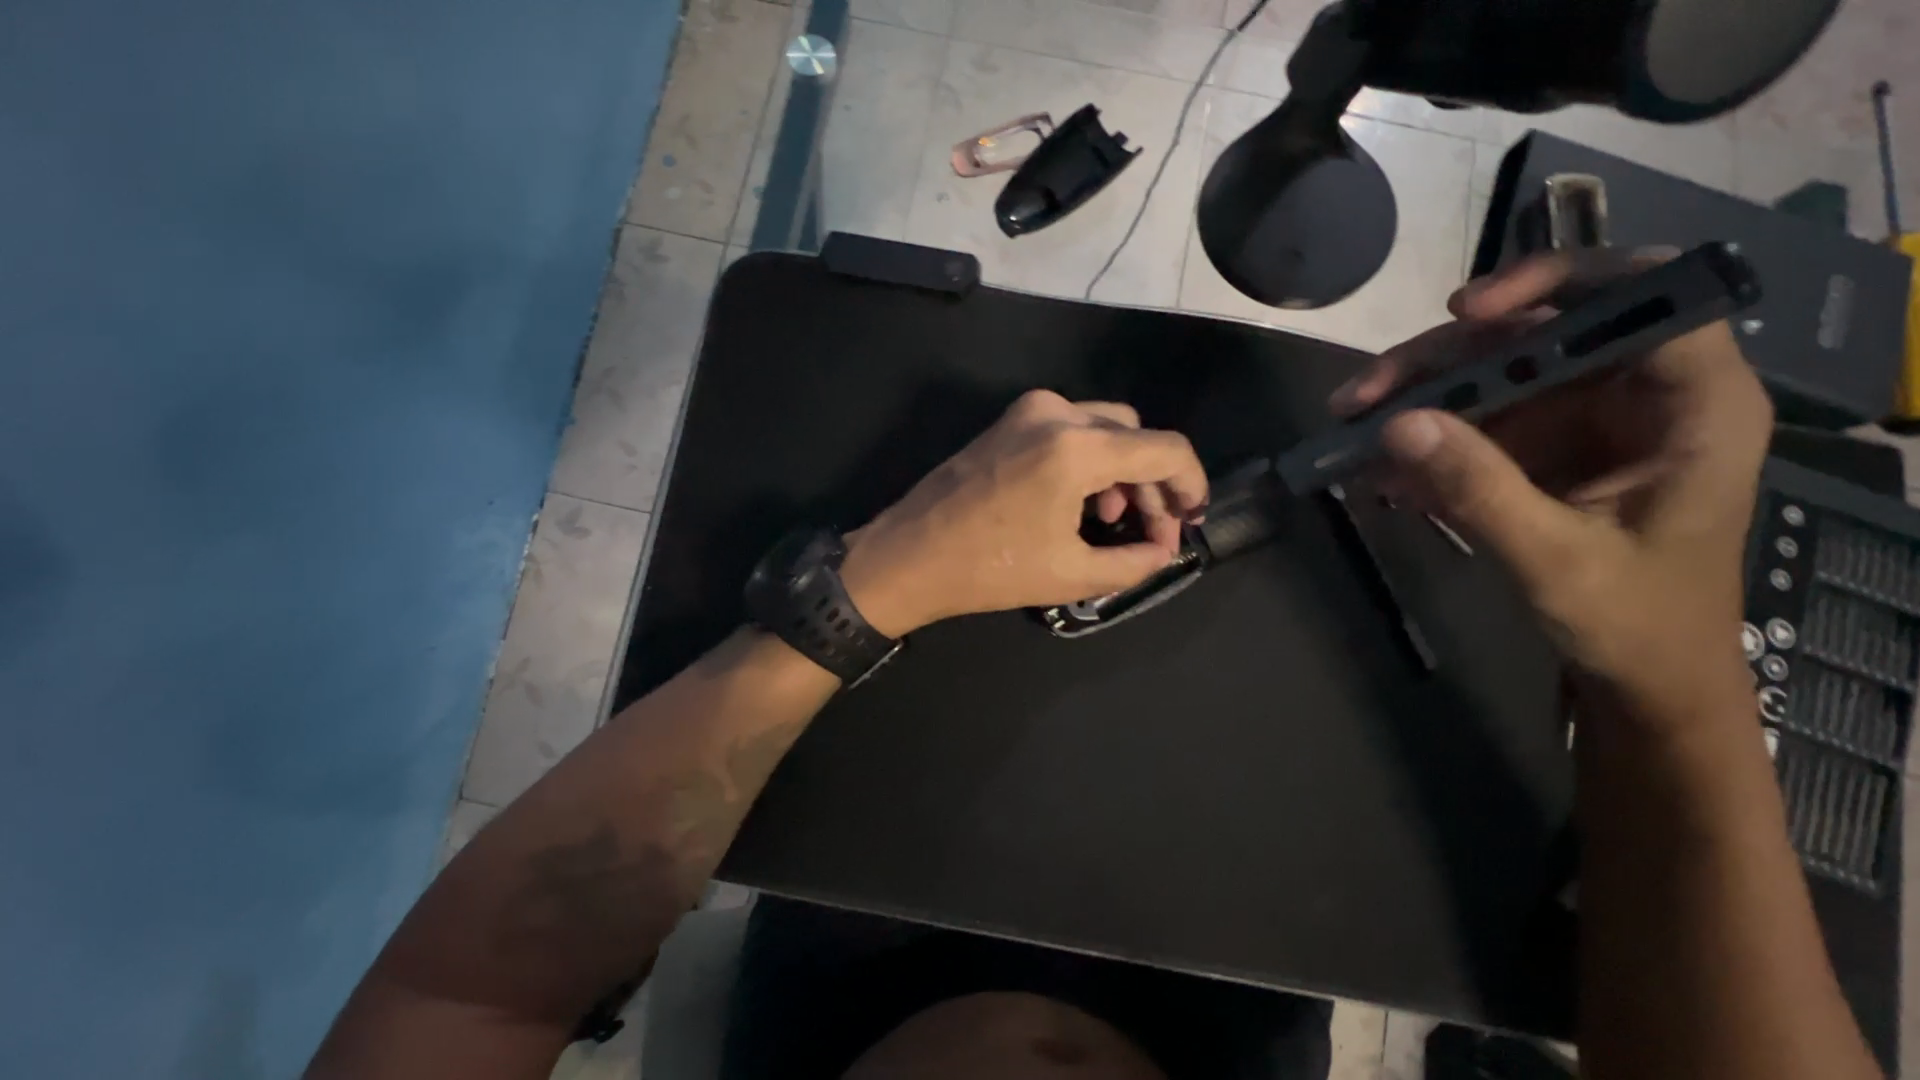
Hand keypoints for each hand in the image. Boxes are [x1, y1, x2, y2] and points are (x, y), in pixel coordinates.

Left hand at [839, 390, 1208, 636]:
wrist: (908, 556)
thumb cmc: (988, 570)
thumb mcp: (1072, 575)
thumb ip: (1135, 561)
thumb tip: (1164, 549)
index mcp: (1076, 447)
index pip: (1165, 448)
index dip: (1191, 483)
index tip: (1193, 518)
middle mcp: (1057, 413)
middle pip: (1136, 435)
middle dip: (1154, 484)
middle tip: (1157, 533)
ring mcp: (1029, 411)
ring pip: (1105, 429)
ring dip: (1123, 473)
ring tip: (1119, 524)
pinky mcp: (1010, 421)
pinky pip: (1072, 430)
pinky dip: (1091, 462)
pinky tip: (1085, 506)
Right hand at [1334, 252, 1772, 726]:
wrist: (1647, 686)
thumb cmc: (1637, 626)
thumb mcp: (1555, 561)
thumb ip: (1479, 489)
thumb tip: (1396, 423)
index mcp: (1694, 404)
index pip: (1646, 296)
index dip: (1556, 283)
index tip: (1465, 313)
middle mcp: (1642, 395)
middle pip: (1542, 334)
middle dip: (1445, 358)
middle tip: (1364, 392)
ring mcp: (1590, 422)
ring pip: (1498, 374)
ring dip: (1420, 396)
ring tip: (1350, 424)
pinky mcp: (1548, 452)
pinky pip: (1481, 423)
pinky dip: (1428, 440)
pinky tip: (1377, 468)